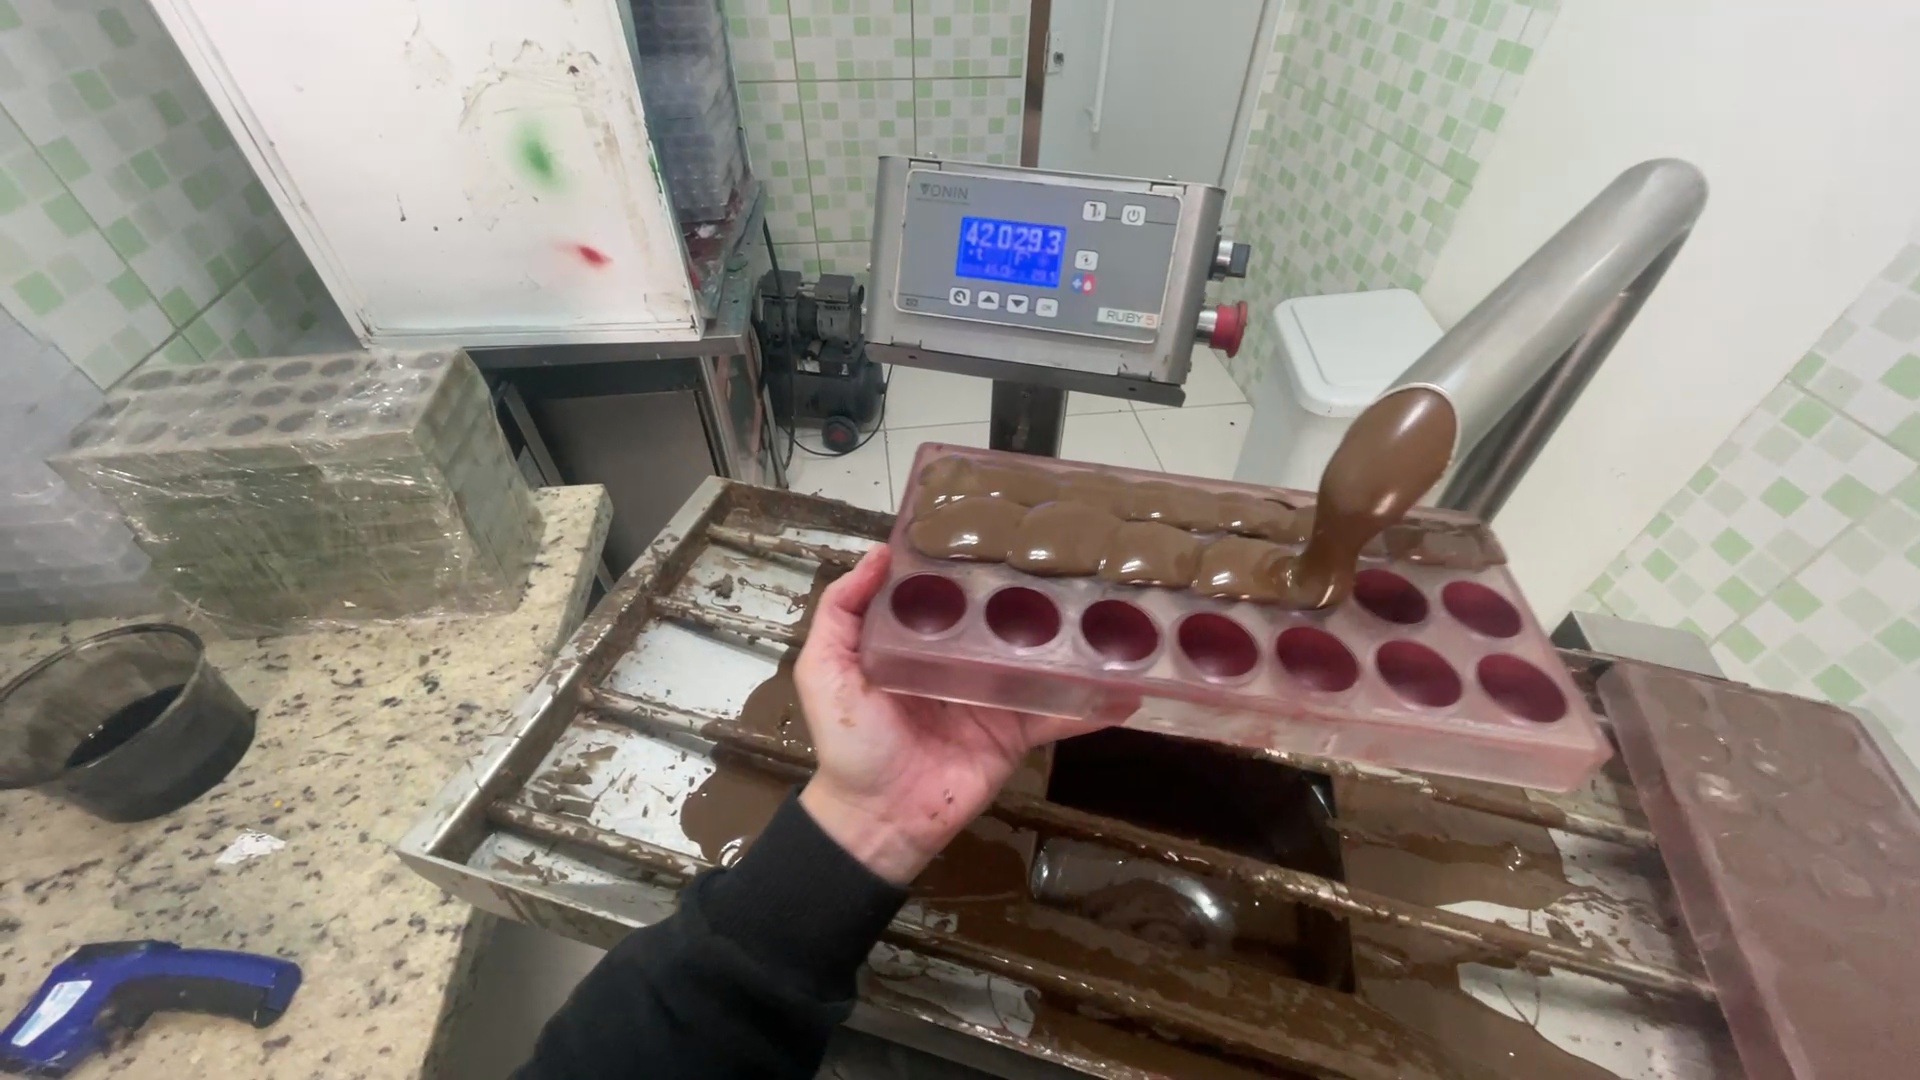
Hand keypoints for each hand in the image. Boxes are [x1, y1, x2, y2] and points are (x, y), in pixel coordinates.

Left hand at [793, 546, 1124, 884]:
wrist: (878, 818)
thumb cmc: (850, 738)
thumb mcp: (826, 667)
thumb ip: (841, 610)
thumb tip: (880, 552)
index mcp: (917, 640)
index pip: (951, 591)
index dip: (971, 563)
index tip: (1003, 525)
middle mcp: (959, 659)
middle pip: (1002, 619)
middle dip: (1032, 592)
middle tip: (1075, 557)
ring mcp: (993, 696)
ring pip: (1037, 661)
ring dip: (1072, 642)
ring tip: (1117, 608)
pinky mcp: (1016, 733)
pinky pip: (1058, 715)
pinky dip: (1092, 706)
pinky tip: (1129, 686)